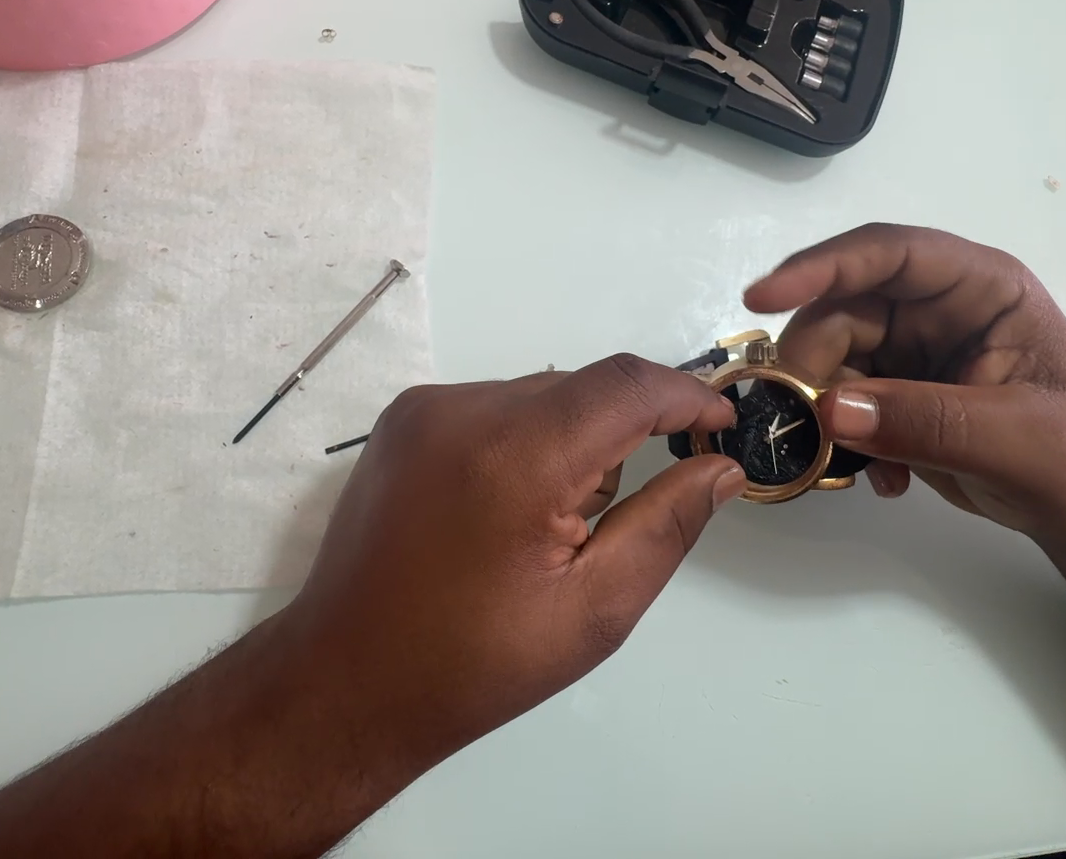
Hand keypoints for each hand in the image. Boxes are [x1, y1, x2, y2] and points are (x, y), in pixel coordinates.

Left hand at [274, 355, 743, 769]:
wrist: (343, 680)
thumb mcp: (593, 612)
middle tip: (602, 521)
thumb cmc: (472, 662)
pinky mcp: (404, 417)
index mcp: (515, 457)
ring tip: (537, 527)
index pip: (624, 386)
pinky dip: (526, 440)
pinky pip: (497, 404)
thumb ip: (666, 525)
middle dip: (622, 434)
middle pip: (583, 388)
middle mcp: (463, 409)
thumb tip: (720, 466)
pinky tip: (499, 508)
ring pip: (541, 395)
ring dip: (569, 441)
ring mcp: (424, 407)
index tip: (722, 420)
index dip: (685, 393)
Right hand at [745, 224, 1065, 539]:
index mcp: (977, 288)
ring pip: (826, 357)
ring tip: (858, 464)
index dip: (821, 268)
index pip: (889, 255)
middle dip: (812, 364)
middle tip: (806, 422)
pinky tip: (882, 478)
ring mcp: (905, 348)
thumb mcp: (1022, 442)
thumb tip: (830, 411)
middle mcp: (932, 307)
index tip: (762, 298)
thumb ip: (929, 422)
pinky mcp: (887, 389)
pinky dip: (841, 439)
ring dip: (826, 412)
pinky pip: (834, 399)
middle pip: (840, 311)